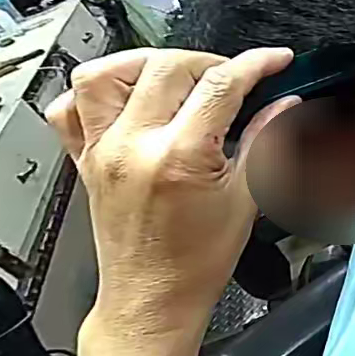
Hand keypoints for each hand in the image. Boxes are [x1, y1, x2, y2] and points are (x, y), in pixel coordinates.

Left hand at [46, 47, 295, 349]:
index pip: (220, 84)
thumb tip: (284, 104)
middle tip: (236, 76)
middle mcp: (132, 146)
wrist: (153, 296)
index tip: (275, 60)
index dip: (256, 64)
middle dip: (211, 61)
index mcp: (179, 157)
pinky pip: (70, 107)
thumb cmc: (197, 258)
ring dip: (148, 62)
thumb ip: (266, 141)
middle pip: (166, 66)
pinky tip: (131, 99)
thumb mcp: (248, 196)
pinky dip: (99, 91)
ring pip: (104, 73)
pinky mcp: (84, 159)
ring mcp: (101, 150)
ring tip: (179, 75)